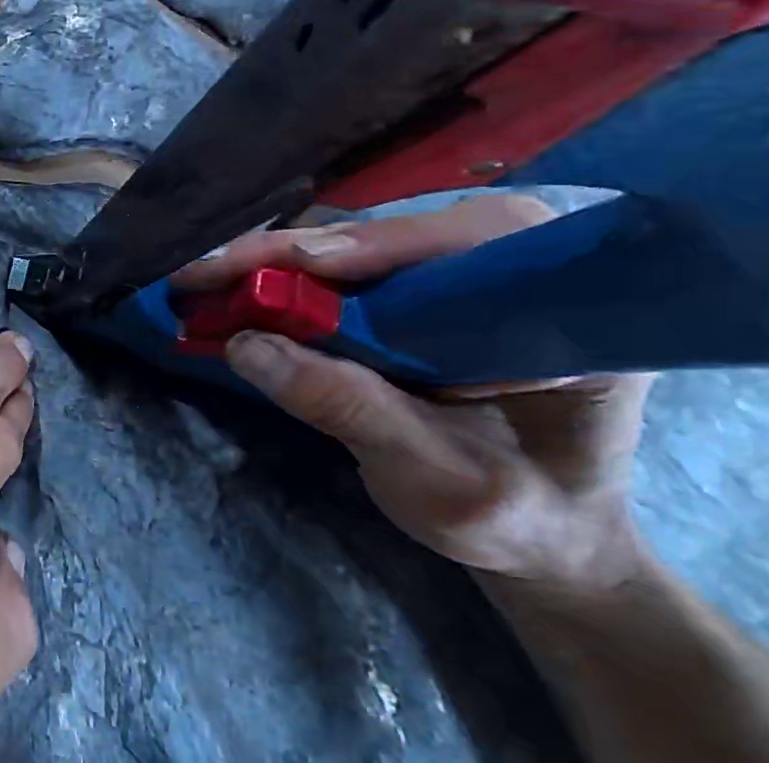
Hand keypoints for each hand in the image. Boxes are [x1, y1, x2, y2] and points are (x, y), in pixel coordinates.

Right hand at [171, 196, 653, 590]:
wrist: (543, 531)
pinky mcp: (415, 287)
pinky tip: (238, 289)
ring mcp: (456, 271)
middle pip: (388, 235)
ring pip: (356, 245)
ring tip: (209, 279)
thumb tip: (245, 347)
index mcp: (558, 307)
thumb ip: (353, 411)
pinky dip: (285, 281)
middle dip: (295, 254)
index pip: (459, 250)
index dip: (374, 249)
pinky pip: (342, 269)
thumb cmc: (520, 515)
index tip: (299, 265)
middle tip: (209, 272)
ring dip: (278, 263)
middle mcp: (507, 266)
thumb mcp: (443, 482)